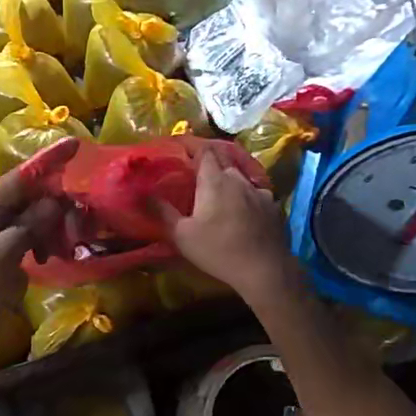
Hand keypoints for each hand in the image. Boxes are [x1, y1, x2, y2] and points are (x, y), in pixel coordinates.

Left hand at [0, 142, 71, 349]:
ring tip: (69, 242)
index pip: (20, 178)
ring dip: (56, 225)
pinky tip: (56, 254)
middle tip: (83, 216)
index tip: (76, 144)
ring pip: (37, 216)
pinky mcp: (9, 252)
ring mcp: (1, 234)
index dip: (48, 161)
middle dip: (59, 201)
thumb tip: (55, 201)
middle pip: (32, 195)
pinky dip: (49, 241)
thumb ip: (25, 228)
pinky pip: (36, 236)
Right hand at [159, 150, 296, 299]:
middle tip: (196, 168)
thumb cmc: (218, 250)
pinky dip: (245, 194)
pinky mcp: (273, 205)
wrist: (264, 269)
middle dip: (209, 159)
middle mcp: (238, 178)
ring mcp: (259, 191)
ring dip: (228, 177)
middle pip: (223, 159)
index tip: (181, 148)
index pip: (204, 150)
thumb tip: (142, 193)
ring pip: (240, 176)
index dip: (193, 146)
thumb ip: (162, 212)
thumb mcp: (182, 235)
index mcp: (214, 180)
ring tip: (219, 188)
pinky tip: (243, 207)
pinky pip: (256, 192)